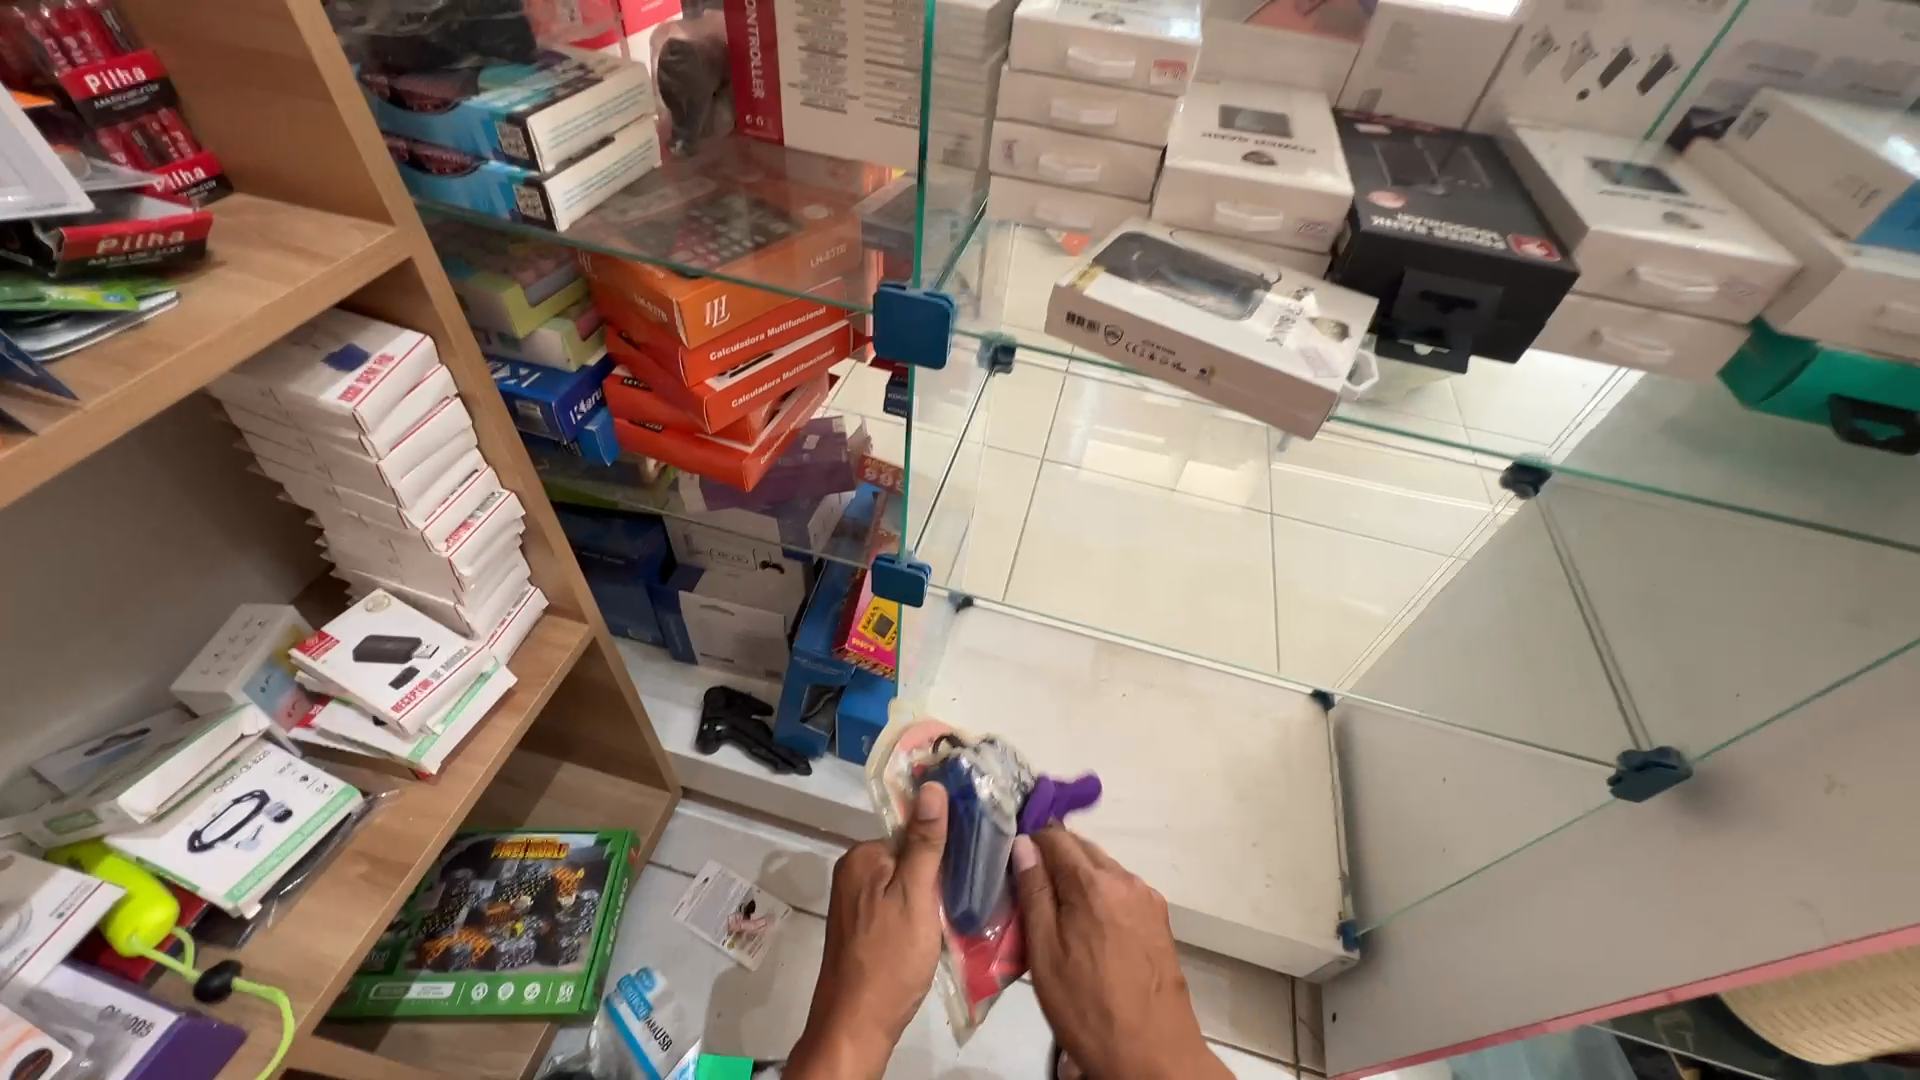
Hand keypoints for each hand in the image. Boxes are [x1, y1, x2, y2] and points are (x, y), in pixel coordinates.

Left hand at [788, 784, 949, 1079]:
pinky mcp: (860, 925)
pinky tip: (933, 930)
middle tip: (966, 893)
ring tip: (954, 914)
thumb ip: (925, 843)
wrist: (855, 1027)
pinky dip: (916, 912)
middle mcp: (853, 871)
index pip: (911, 831)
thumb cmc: (890, 959)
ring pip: (904, 882)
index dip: (942, 845)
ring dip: (928, 895)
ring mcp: (855, 900)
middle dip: (936, 872)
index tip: (970, 861)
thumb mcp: (916, 897)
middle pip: (908, 855)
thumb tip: (932, 786)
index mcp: (863, 856)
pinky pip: (895, 903)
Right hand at [1013, 828, 1228, 1079]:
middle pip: (1082, 848)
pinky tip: (1089, 926)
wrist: (1155, 1058)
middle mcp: (1126, 880)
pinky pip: (1121, 890)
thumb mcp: (1045, 953)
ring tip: (1057, 911)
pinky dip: (1100, 894)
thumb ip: (1034, 892)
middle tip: (1030, 887)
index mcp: (1094, 884)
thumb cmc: (1088, 1009)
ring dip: (1078, 876)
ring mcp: (1147, 898)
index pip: (1056, 836)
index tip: (1012, 858)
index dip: (1031, 840)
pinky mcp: (1160, 919)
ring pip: (1103, 868)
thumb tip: (1022, 844)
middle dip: (1054, 858)